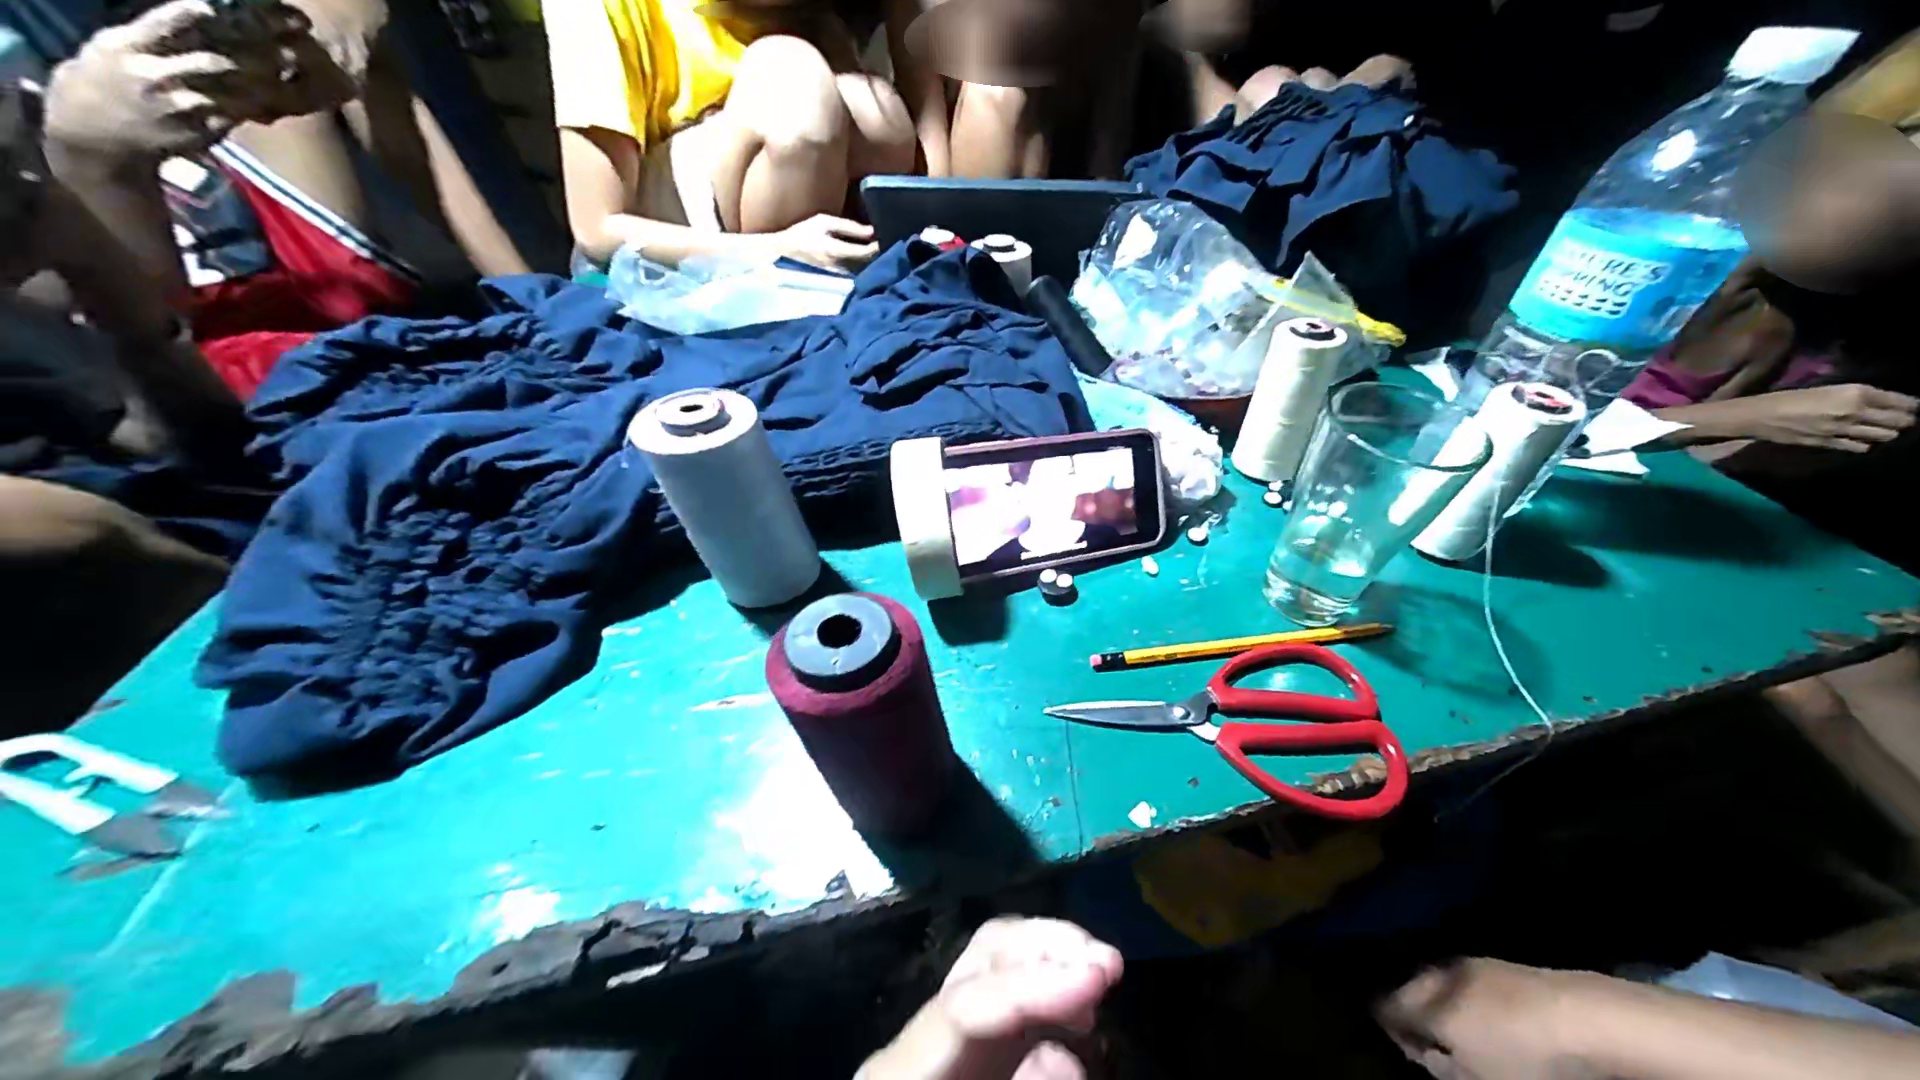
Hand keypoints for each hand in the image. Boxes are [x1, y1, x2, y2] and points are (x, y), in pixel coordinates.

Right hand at [44, 1, 334, 162]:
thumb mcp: (117, 49)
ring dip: (267, 81)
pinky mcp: (201, 131)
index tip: (225, 7)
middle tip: (289, 49)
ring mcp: (180, 105)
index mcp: (126, 44)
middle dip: (255, 53)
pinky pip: (238, 117)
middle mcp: (153, 72)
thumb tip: (203, 17)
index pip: (166, 23)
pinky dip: (260, 107)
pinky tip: (279, 98)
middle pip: (214, 59)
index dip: (198, 14)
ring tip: (290, 68)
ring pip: (233, 91)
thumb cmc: (111, 82)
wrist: (99, 133)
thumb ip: (156, 36)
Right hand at [774, 213, 878, 272]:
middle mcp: (839, 267)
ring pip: (862, 271)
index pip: (865, 253)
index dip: (877, 247)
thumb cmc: (803, 233)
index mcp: (835, 251)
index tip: (885, 238)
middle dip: (877, 255)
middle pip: (867, 264)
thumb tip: (871, 231)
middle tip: (885, 243)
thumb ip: (848, 227)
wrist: (785, 252)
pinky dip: (863, 267)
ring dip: (871, 262)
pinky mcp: (837, 280)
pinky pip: (856, 274)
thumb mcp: (824, 222)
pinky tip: (865, 259)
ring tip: (877, 250)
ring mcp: (838, 276)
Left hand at [859, 917, 1124, 1079]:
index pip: (964, 1007)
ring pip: (996, 960)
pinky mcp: (972, 1045)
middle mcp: (921, 1038)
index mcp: (902, 1075)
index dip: (1033, 986)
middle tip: (1108, 965)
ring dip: (1052, 956)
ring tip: (1100, 976)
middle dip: (1046, 949)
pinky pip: (1010, 992)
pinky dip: (1050, 984)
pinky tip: (1082, 1007)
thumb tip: (1059, 1056)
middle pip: (980, 959)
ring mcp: (946, 1034)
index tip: (1098, 977)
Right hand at [1376, 959, 1607, 1079]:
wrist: (1587, 1019)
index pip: (1385, 1008)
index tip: (1421, 1057)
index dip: (1396, 1034)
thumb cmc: (1526, 1059)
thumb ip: (1446, 1070)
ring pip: (1444, 986)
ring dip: (1450, 1007)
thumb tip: (1431, 1057)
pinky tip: (1501, 1020)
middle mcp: (1435, 975)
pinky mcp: (1501, 965)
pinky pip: (1472, 984)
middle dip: (1422, 1017)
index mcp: (1423, 1002)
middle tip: (1444, 1048)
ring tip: (1474, 1034)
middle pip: (1412, 993)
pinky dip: (1475, 1001)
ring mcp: (1468, 965)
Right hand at [1735, 383, 1919, 451]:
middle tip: (1895, 419)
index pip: (1907, 402)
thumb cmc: (1788, 398)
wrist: (1754, 416)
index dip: (1911, 406)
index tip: (1908, 407)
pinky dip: (1862, 444)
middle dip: (1903, 420)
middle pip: (1901, 421)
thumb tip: (1885, 405)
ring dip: (1885, 433)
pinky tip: (1854, 440)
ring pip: (1885, 435)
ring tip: (1875, 430)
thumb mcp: (1829, 390)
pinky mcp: (1826, 442)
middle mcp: (1854, 411)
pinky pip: (1859, 446)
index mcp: (1857, 393)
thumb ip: (1858, 398)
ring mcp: (1840, 429)